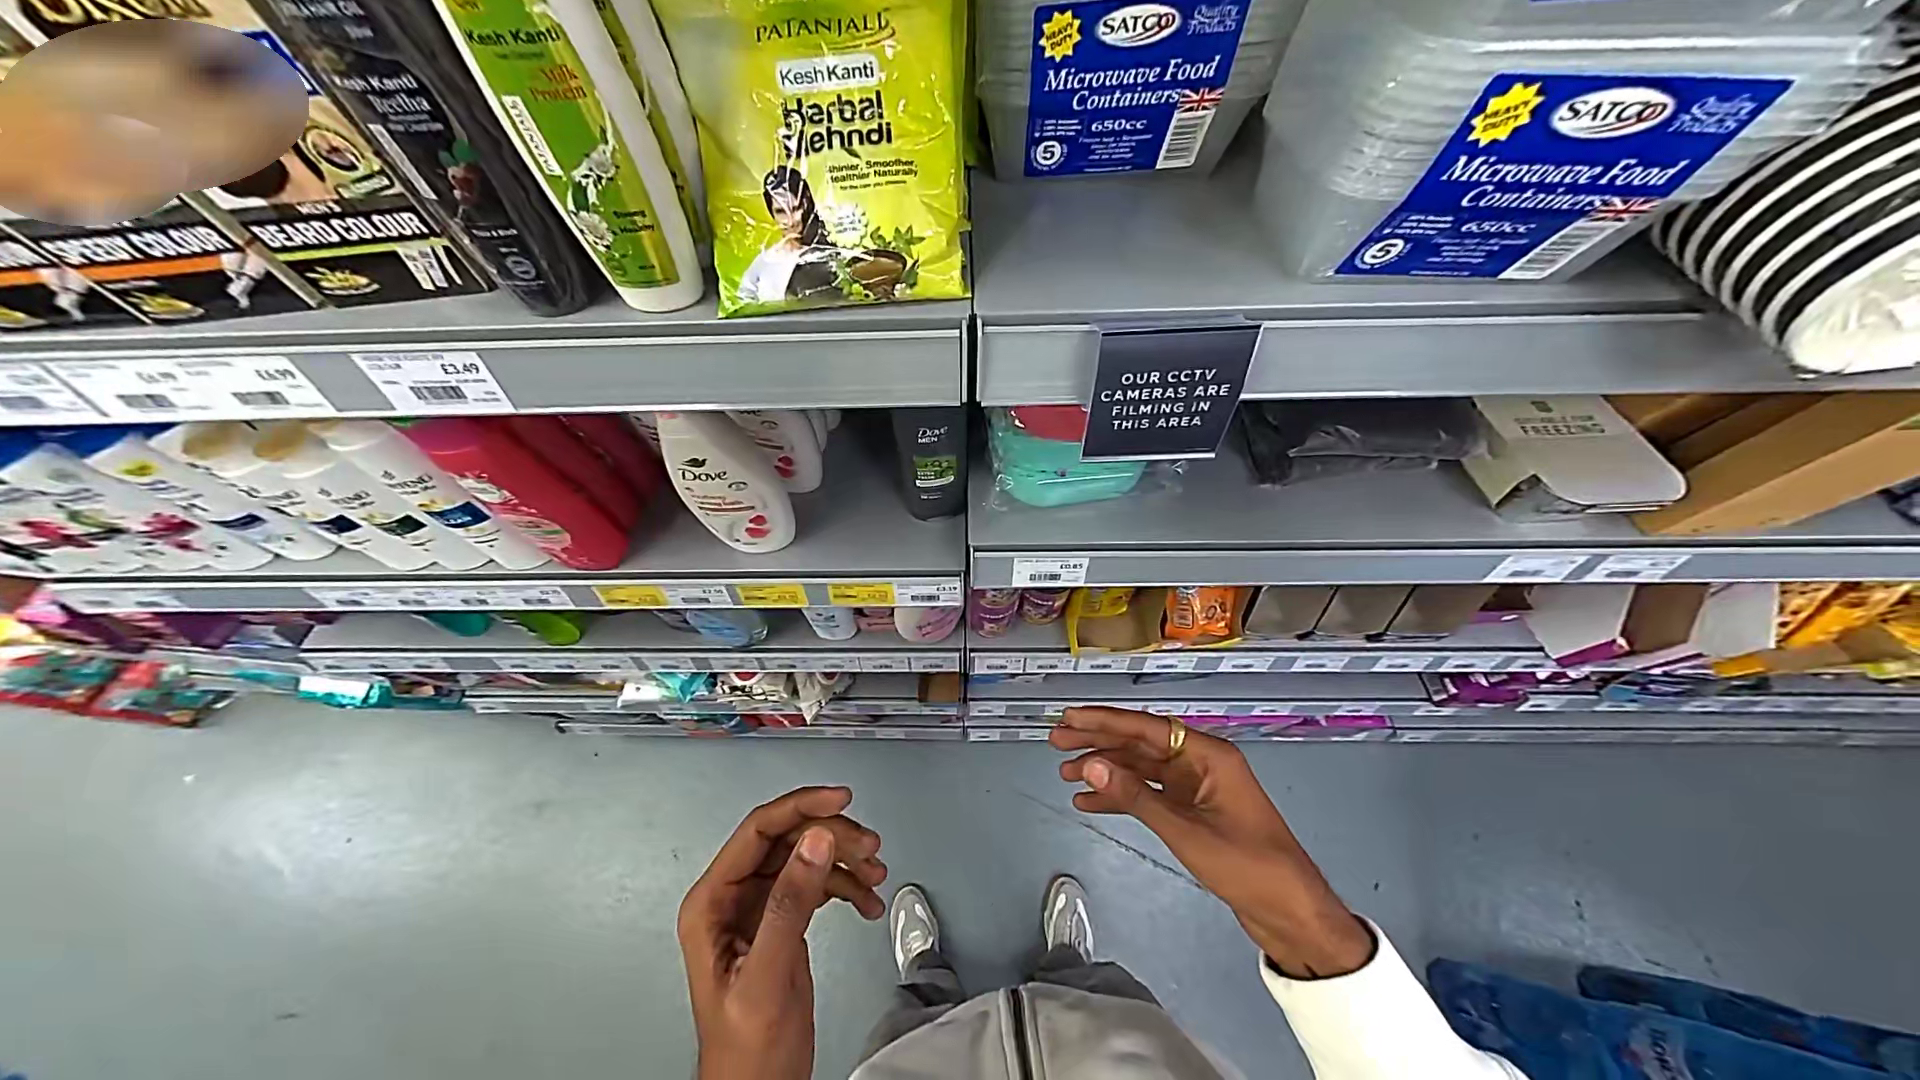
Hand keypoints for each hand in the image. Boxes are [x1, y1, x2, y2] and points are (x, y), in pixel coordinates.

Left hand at [678, 786, 887, 1079]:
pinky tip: (867, 900)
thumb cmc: (746, 1051)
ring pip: (806, 857)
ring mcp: (758, 906)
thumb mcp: (767, 974)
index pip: (759, 831)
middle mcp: (733, 896)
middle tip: (869, 846)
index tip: (839, 800)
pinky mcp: (781, 919)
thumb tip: (815, 841)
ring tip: (874, 873)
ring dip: (845, 860)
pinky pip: (816, 883)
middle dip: (833, 837)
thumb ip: (789, 904)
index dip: (801, 807)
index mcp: (712, 902)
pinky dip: (846, 885)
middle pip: (788, 840)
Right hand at [1051, 707, 1374, 978]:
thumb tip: (1090, 766)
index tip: (1069, 719)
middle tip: (1057, 742)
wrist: (1291, 912)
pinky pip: (1149, 794)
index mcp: (1208, 754)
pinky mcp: (1191, 809)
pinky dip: (1121, 797)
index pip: (1146, 727)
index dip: (1104, 721)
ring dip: (1105, 771)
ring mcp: (1195, 786)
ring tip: (1066, 775)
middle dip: (1098, 742)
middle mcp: (1200, 761)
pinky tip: (1091, 803)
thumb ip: (1135, 796)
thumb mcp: (1185, 831)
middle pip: (1140, 744)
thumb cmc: (1246, 865)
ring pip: (1140, 768)